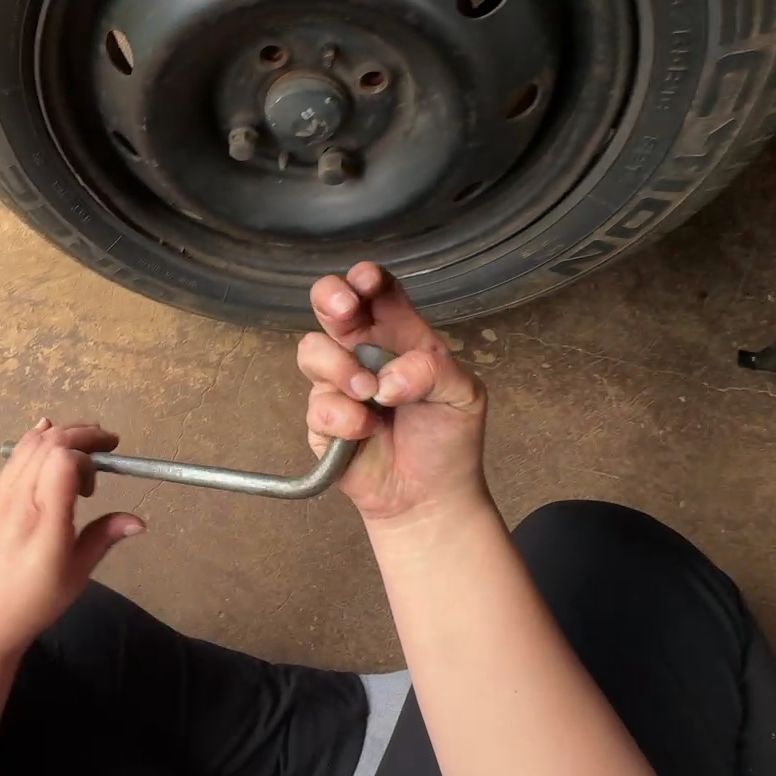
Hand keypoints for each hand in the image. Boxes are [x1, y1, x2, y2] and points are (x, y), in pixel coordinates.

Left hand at [0, 420, 145, 656]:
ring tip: (87, 437)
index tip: (100, 480)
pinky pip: (15, 457)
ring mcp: (2, 497)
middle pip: (48, 444)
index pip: (62, 461)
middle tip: (109, 443)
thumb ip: (103, 538)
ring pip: (30, 446)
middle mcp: (21, 501)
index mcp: (45, 522)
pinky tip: (46, 430)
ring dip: (61, 433)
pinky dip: (35, 439)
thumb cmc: (33, 603)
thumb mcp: (76, 575)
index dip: (88, 456)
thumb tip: (139, 521)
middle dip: (83, 434)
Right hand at [297, 263, 491, 523]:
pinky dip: (343, 420)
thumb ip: (431, 372)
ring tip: (369, 395)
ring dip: (339, 368)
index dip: (367, 279)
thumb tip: (384, 379)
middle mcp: (363, 352)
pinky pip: (317, 406)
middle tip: (343, 311)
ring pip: (312, 350)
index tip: (366, 281)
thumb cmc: (448, 438)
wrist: (428, 496)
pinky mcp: (321, 420)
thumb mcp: (463, 395)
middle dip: (330, 297)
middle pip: (330, 304)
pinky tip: (365, 433)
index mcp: (400, 335)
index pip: (378, 293)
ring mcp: (338, 384)